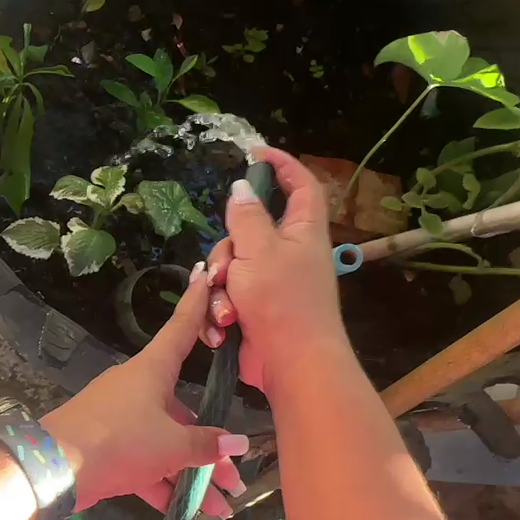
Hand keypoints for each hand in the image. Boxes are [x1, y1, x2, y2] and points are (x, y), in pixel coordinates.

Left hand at [42, 263, 249, 517]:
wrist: (55, 467)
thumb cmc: (120, 440)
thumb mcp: (172, 445)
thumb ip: (205, 445)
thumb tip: (235, 442)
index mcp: (151, 371)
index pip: (180, 330)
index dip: (196, 305)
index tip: (205, 275)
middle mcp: (136, 387)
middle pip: (182, 410)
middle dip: (210, 447)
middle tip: (235, 480)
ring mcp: (118, 417)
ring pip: (164, 441)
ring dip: (191, 474)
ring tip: (220, 507)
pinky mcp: (104, 445)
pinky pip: (143, 461)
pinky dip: (163, 483)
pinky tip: (186, 513)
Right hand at [205, 146, 349, 393]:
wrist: (292, 365)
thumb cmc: (283, 303)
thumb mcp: (259, 251)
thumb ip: (246, 217)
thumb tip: (242, 187)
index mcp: (301, 232)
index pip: (299, 186)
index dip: (281, 166)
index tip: (254, 154)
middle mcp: (287, 254)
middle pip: (245, 232)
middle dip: (225, 254)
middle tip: (223, 274)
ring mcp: (270, 283)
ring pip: (228, 268)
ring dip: (218, 291)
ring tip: (226, 312)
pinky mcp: (254, 309)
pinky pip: (225, 297)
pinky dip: (218, 312)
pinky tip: (221, 329)